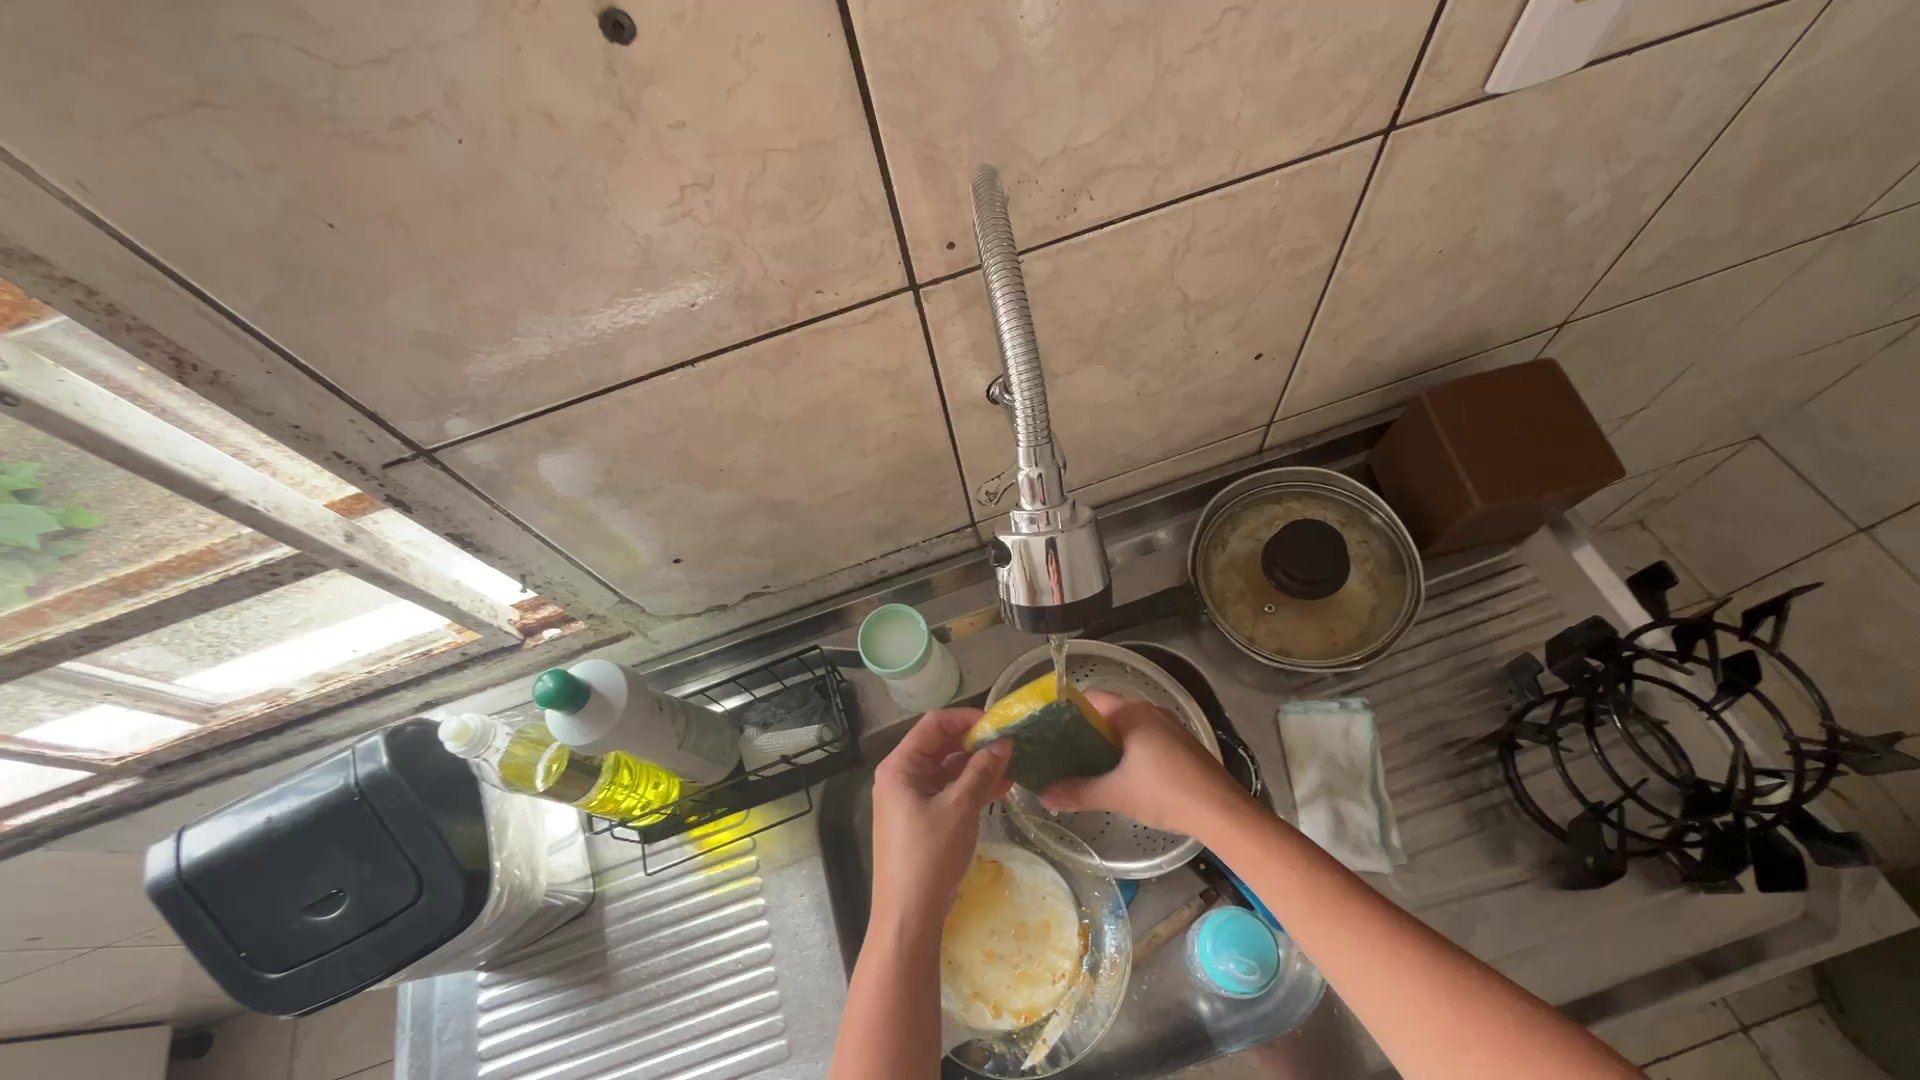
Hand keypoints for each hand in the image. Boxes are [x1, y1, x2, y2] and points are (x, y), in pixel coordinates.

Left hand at [869, 708, 1012, 934]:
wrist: (909, 915)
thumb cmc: (929, 855)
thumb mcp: (960, 808)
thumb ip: (982, 771)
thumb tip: (1004, 743)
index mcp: (900, 766)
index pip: (934, 725)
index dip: (966, 719)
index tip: (999, 723)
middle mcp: (902, 778)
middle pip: (941, 746)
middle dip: (975, 743)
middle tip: (1011, 743)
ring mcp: (911, 800)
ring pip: (948, 771)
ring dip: (978, 767)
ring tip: (1013, 764)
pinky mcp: (923, 821)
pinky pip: (949, 793)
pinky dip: (972, 788)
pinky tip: (1002, 787)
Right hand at [1040, 690, 1249, 837]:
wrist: (1222, 811)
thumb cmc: (1166, 793)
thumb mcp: (1116, 794)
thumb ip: (1078, 792)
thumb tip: (1044, 795)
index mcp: (1133, 712)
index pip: (1091, 698)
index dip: (1068, 711)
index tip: (1050, 731)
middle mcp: (1151, 711)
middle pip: (1108, 712)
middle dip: (1085, 730)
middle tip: (1062, 752)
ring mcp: (1170, 727)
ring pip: (1128, 727)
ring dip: (1107, 743)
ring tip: (1085, 764)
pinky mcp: (1181, 745)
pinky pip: (1144, 738)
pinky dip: (1128, 750)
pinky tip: (1121, 774)